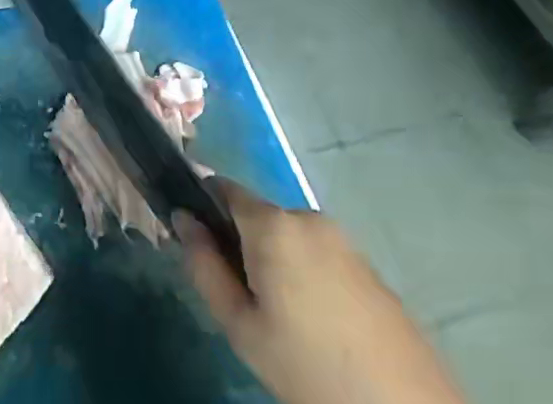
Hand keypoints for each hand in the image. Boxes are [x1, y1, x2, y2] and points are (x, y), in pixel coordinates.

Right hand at [176, 177, 465, 403]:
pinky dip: (306, 272)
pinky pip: (319, 254)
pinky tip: (315, 321)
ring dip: (275, 258)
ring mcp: (344, 239)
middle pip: (258, 215)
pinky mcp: (369, 265)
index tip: (196, 240)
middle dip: (242, 241)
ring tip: (280, 314)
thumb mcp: (241, 326)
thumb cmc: (307, 366)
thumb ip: (204, 266)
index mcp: (273, 224)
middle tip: (242, 295)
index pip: (223, 187)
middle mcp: (308, 217)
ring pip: (289, 236)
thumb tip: (182, 219)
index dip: (203, 206)